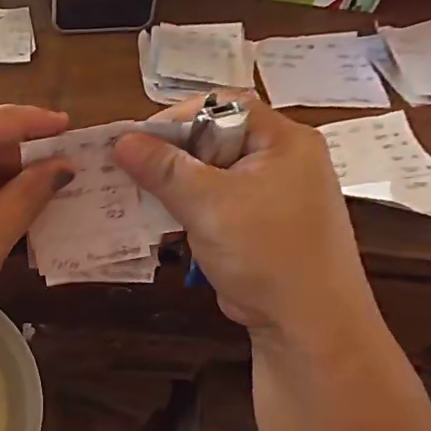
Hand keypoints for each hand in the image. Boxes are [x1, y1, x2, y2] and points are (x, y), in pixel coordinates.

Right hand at [113, 103, 374, 336]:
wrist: (309, 324)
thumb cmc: (266, 253)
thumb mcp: (209, 205)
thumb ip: (164, 170)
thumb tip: (122, 141)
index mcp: (284, 140)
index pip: (223, 107)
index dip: (177, 119)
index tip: (138, 143)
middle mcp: (283, 160)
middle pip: (217, 141)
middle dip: (174, 158)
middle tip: (133, 172)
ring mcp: (275, 196)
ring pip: (215, 177)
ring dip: (179, 188)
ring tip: (141, 199)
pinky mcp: (264, 227)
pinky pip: (221, 206)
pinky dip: (194, 212)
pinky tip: (165, 223)